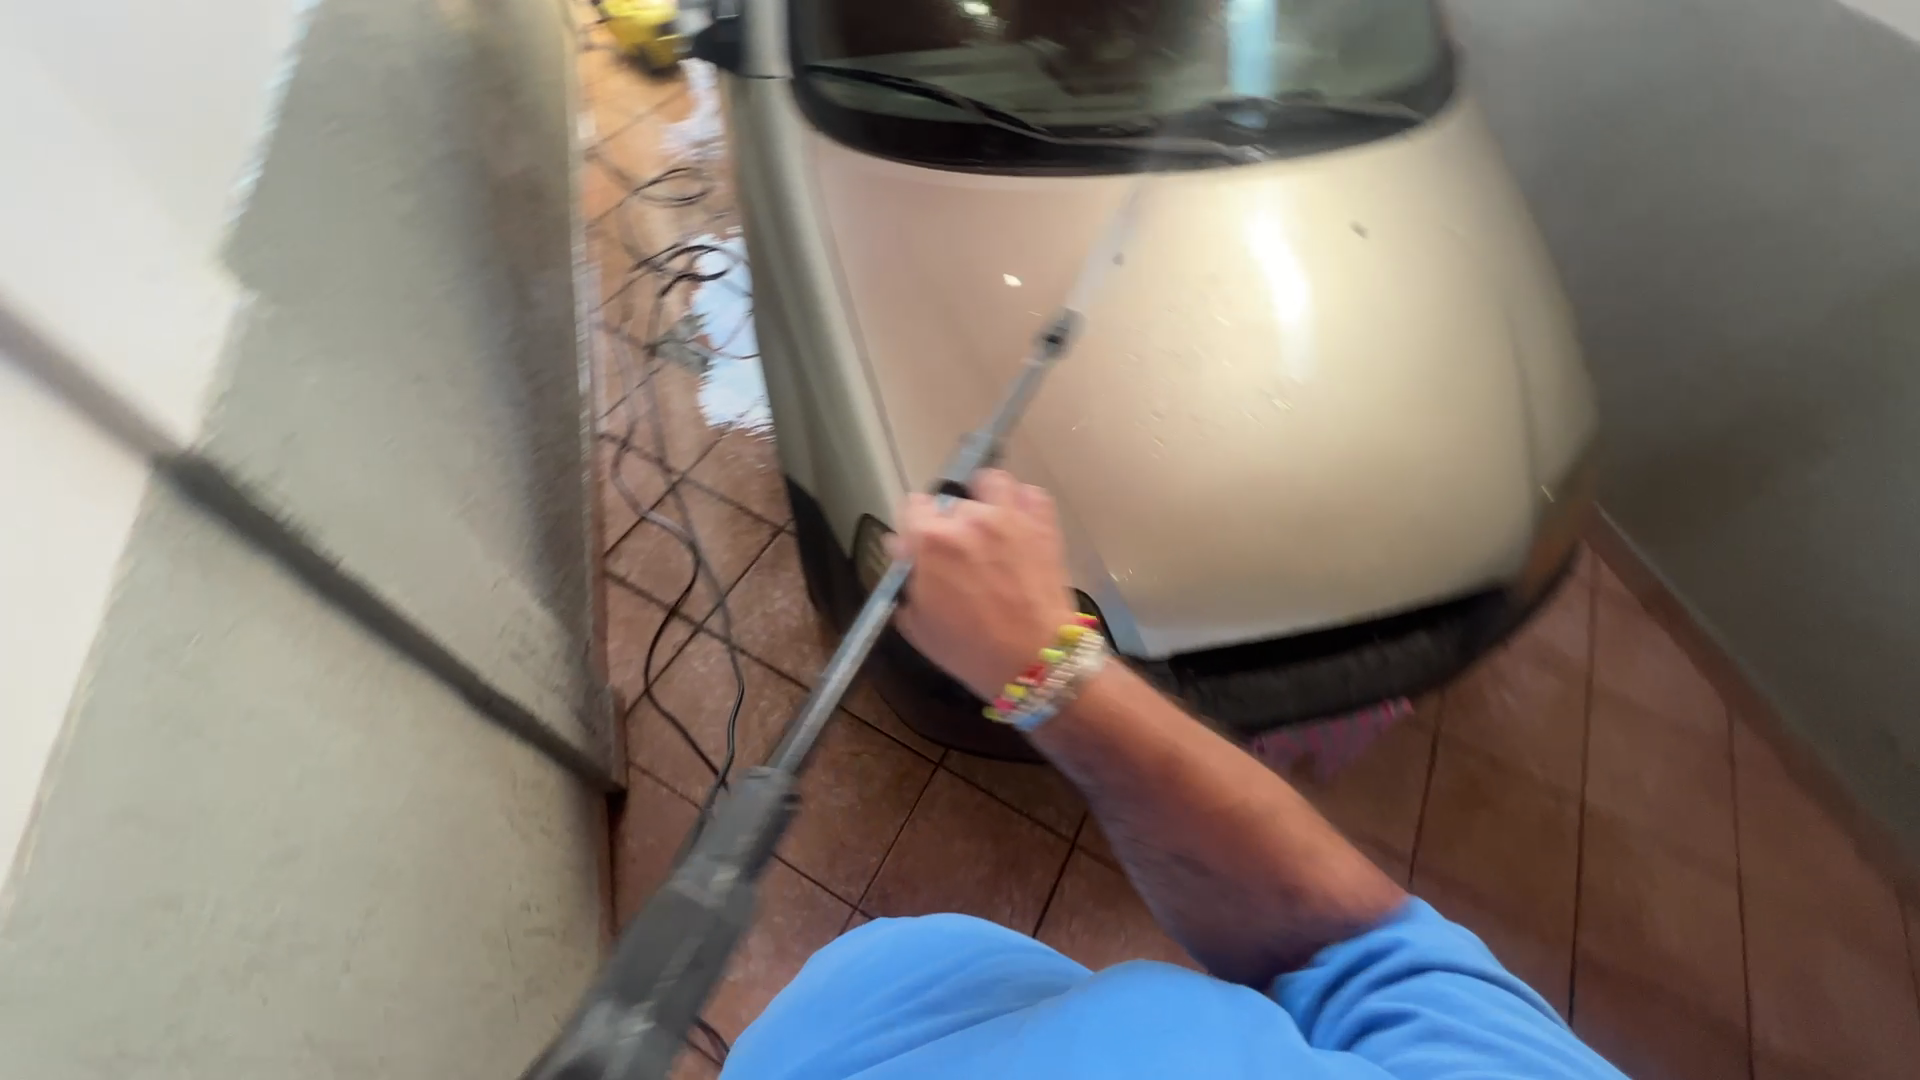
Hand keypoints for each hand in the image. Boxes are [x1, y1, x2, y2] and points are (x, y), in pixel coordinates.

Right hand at [886, 470, 1079, 700]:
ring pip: (991, 482)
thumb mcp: (918, 624)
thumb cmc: (969, 650)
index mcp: (930, 541)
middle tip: (961, 552)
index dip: (917, 524)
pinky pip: (1030, 493)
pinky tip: (1019, 523)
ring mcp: (1009, 516)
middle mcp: (968, 518)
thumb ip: (905, 579)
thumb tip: (900, 546)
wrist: (1035, 661)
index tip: (923, 542)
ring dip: (986, 497)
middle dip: (952, 522)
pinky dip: (1022, 503)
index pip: (914, 506)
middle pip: (952, 502)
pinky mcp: (1042, 523)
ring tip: (989, 522)